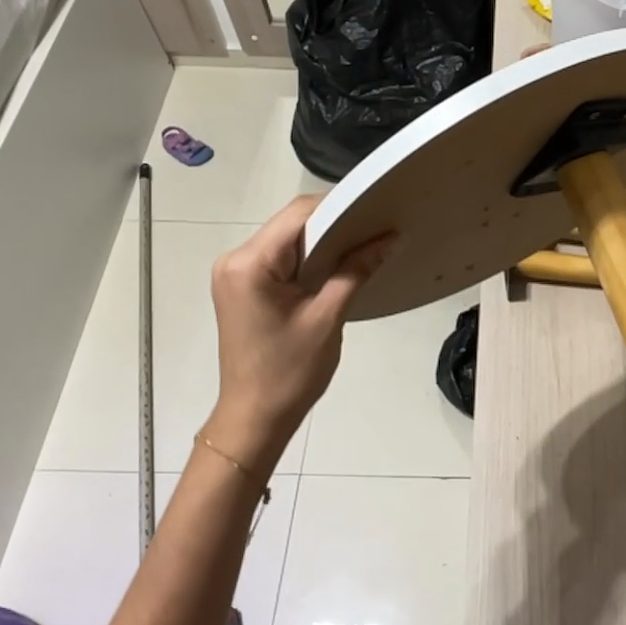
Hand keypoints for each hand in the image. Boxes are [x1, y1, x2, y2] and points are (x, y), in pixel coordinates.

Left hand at [206, 195, 391, 470]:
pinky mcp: (243, 286)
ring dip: (322, 241)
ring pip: (287, 239)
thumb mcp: (328, 317)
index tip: (377, 211)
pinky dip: (308, 258)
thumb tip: (390, 238)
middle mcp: (235, 259)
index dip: (339, 207)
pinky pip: (280, 258)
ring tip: (363, 246)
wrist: (255, 417)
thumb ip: (356, 270)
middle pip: (291, 224)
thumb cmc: (290, 372)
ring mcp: (235, 273)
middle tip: (376, 229)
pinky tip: (337, 266)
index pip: (298, 216)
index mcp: (249, 263)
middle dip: (333, 224)